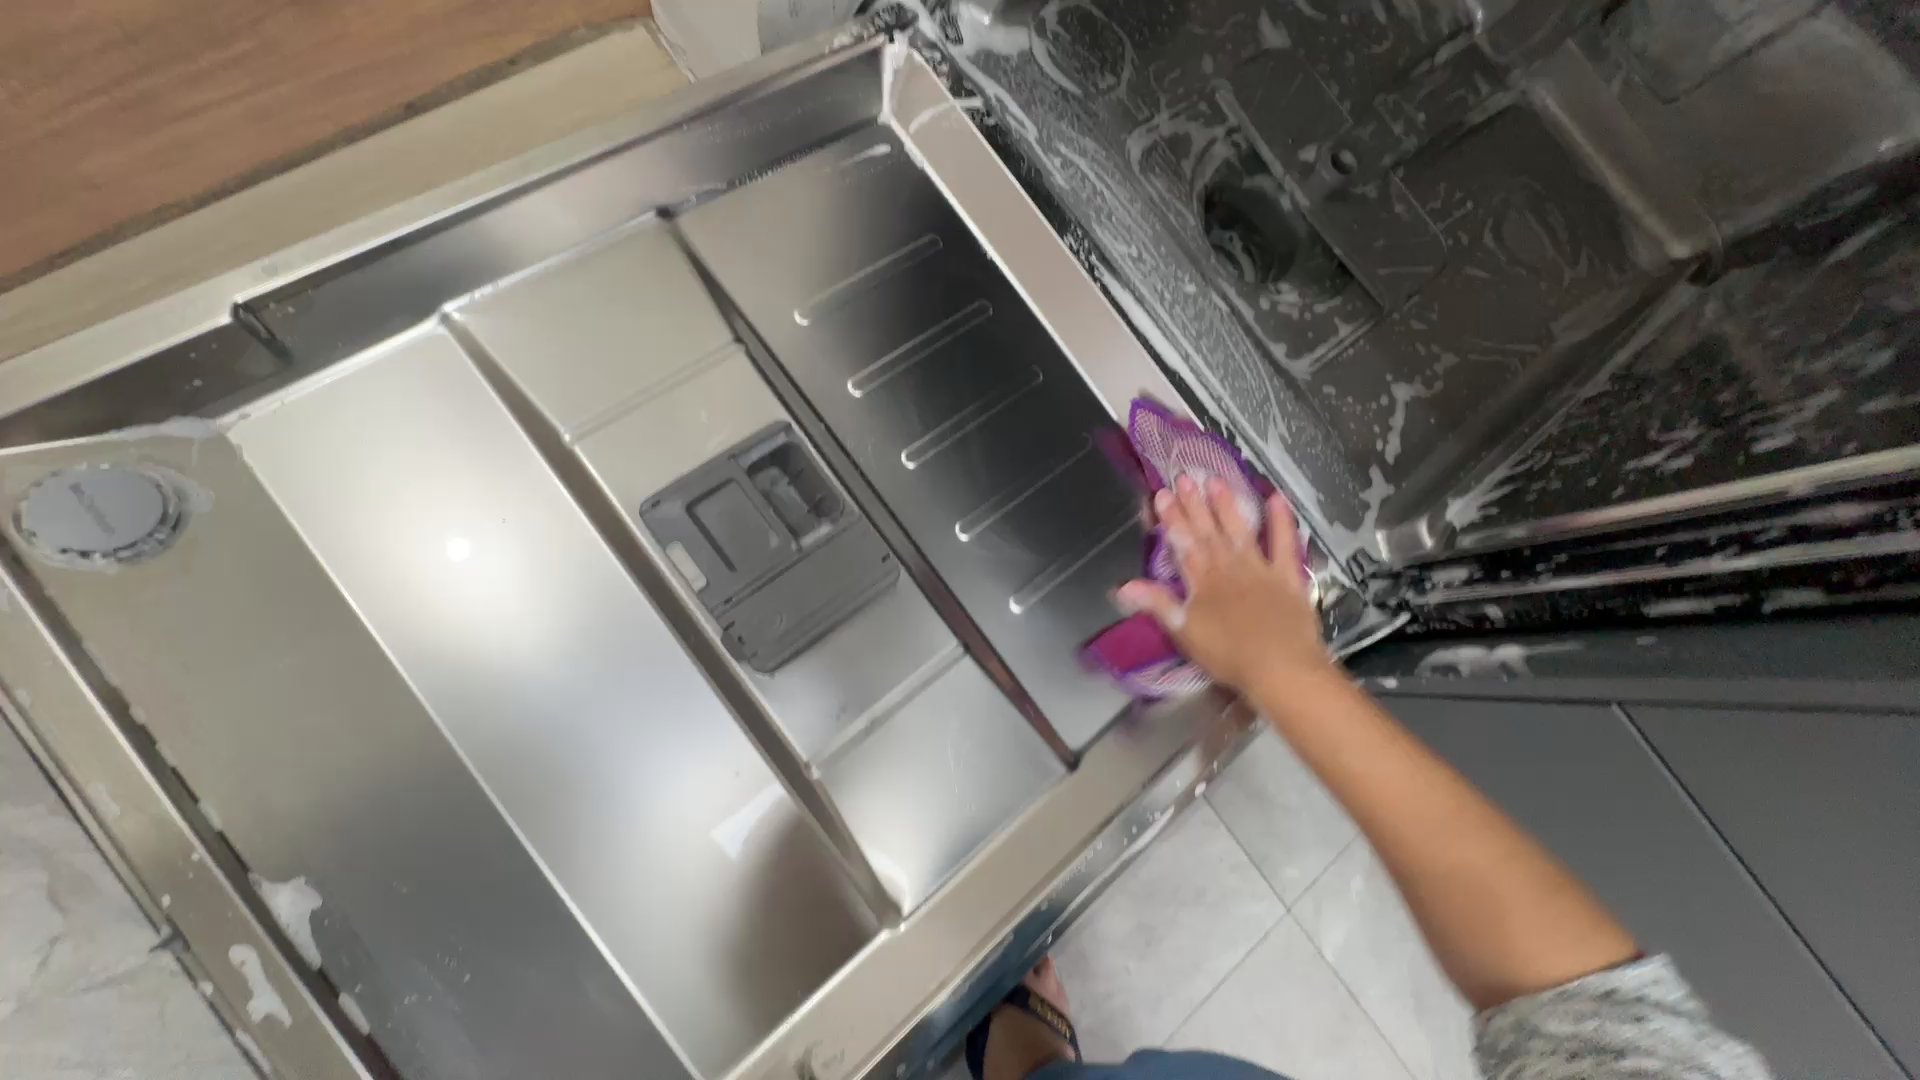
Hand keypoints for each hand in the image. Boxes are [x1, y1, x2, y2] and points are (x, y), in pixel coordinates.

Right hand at [1115, 475, 1332, 695]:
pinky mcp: (1288, 577)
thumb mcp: (1184, 632)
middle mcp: (1228, 566)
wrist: (1280, 666)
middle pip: (1207, 531)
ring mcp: (1260, 568)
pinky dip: (1282, 521)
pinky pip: (1285, 544)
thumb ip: (1157, 604)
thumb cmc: (1227, 654)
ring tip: (1216, 480)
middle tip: (1184, 476)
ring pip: (1239, 530)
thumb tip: (1123, 586)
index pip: (1182, 543)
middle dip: (1194, 504)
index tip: (1162, 494)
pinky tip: (1278, 499)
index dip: (1171, 518)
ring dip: (1227, 505)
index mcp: (1201, 580)